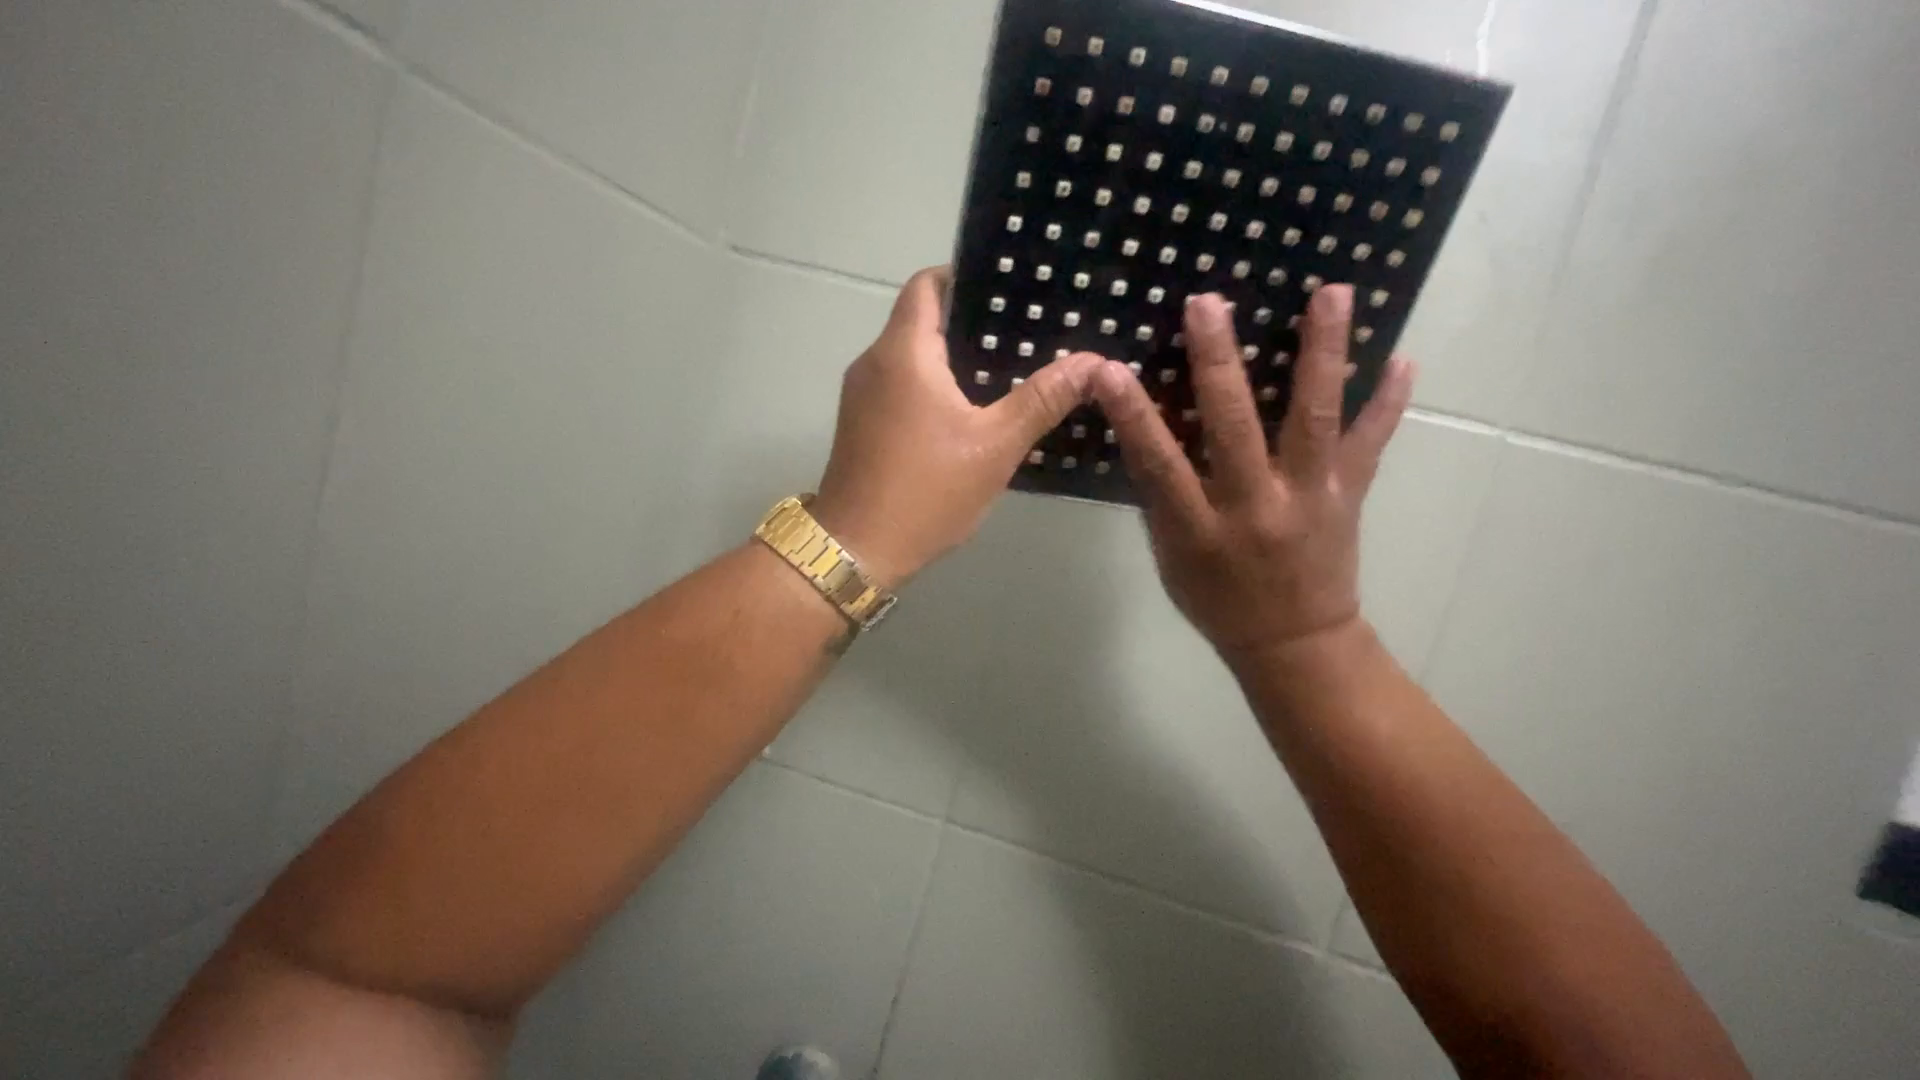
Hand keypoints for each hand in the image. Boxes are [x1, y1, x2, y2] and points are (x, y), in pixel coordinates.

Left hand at [811, 266, 1102, 586]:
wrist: (855, 550)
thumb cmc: (926, 491)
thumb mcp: (995, 445)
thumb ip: (1043, 399)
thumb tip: (1094, 362)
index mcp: (903, 351)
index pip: (928, 284)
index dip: (966, 278)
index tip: (1010, 290)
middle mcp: (874, 361)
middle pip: (922, 319)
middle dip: (971, 322)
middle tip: (1026, 332)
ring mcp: (862, 395)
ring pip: (911, 357)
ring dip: (954, 359)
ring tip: (1009, 368)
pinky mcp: (861, 424)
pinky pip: (901, 386)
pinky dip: (933, 386)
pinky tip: (972, 411)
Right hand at [1091, 287, 1414, 664]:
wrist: (1295, 643)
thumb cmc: (1220, 601)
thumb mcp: (1174, 560)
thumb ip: (1163, 501)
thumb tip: (1148, 434)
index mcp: (1201, 530)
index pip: (1158, 465)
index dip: (1132, 416)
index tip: (1106, 368)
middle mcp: (1256, 507)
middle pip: (1235, 428)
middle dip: (1218, 363)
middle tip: (1208, 303)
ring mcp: (1310, 497)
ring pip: (1315, 419)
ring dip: (1323, 353)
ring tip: (1332, 294)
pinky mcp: (1349, 496)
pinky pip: (1370, 444)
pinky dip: (1388, 402)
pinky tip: (1403, 358)